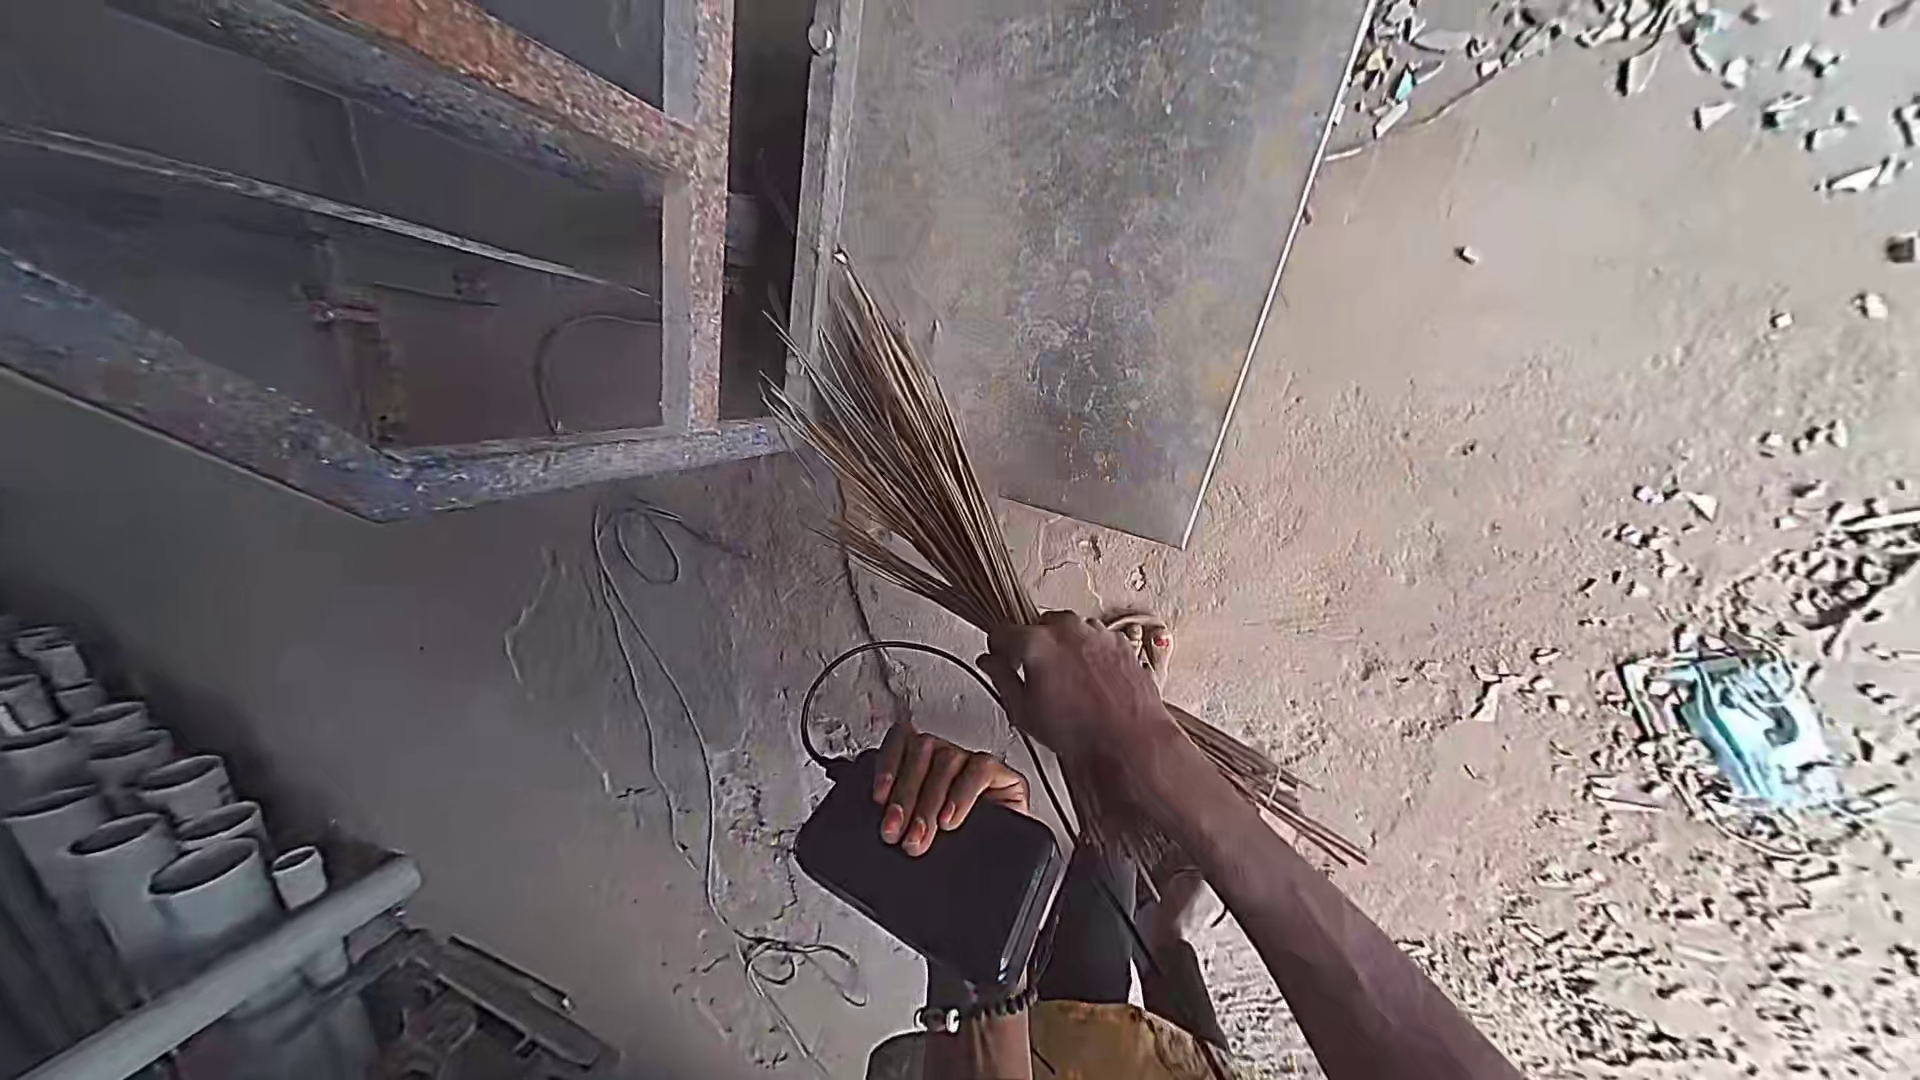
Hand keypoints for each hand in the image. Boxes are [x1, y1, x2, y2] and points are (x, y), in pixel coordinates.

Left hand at [873, 722, 1028, 856]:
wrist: (1002, 867)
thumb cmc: (958, 846)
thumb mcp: (922, 831)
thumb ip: (903, 819)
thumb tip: (884, 826)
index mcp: (921, 761)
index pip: (900, 740)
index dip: (887, 763)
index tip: (879, 797)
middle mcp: (945, 754)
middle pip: (920, 751)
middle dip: (904, 795)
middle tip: (894, 831)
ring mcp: (973, 761)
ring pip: (946, 760)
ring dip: (928, 801)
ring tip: (920, 835)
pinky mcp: (1002, 774)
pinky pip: (980, 769)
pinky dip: (961, 794)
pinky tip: (950, 818)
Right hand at [978, 611, 1180, 770]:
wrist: (1129, 741)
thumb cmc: (1081, 731)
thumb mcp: (1024, 711)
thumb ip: (1001, 678)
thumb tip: (989, 662)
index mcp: (1036, 643)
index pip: (1002, 632)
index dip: (998, 648)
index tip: (1001, 658)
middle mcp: (1066, 629)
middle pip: (1036, 626)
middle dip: (1032, 646)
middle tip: (1037, 675)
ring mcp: (1095, 632)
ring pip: (1067, 629)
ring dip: (1061, 646)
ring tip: (1067, 680)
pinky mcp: (1118, 640)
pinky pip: (1094, 637)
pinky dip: (1088, 651)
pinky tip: (1089, 679)